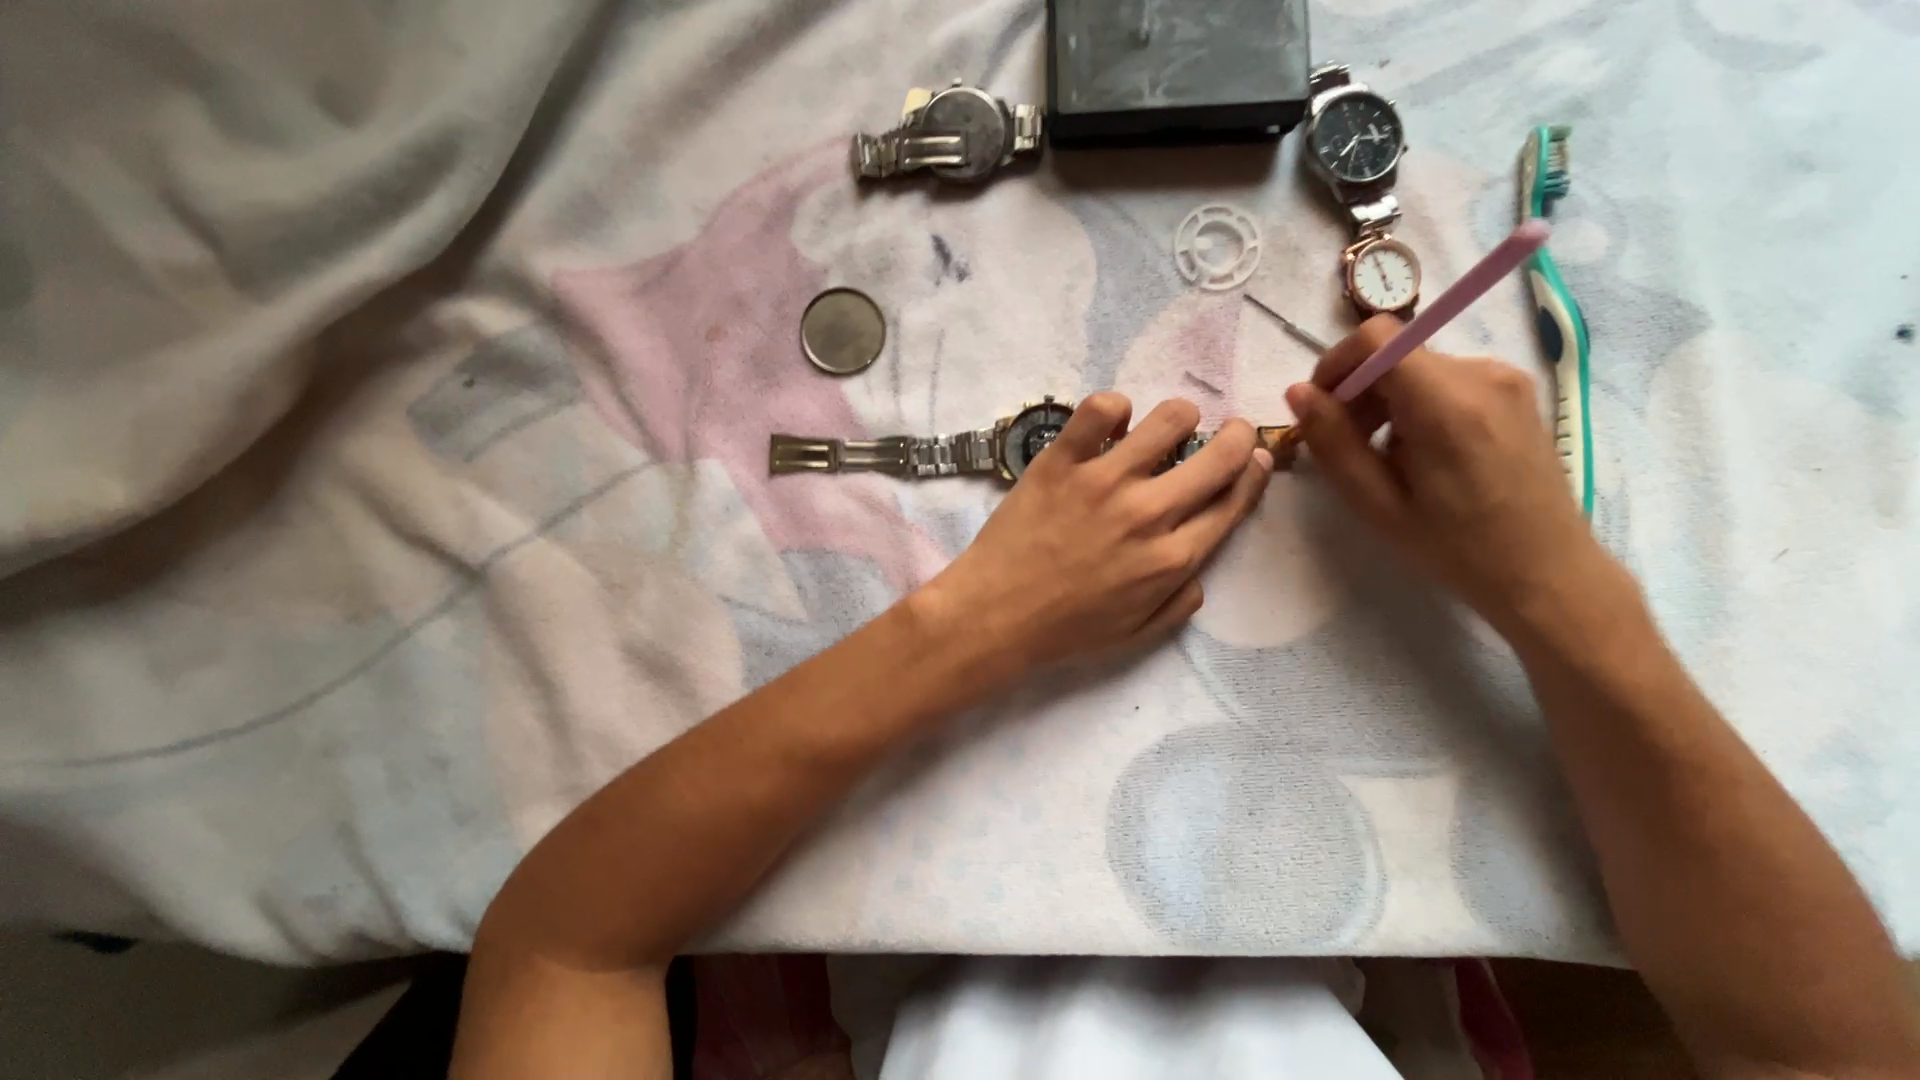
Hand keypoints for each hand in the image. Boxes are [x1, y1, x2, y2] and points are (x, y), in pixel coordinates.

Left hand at [913, 393, 1272, 679]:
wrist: (995, 617)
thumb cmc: (1066, 630)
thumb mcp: (1138, 634)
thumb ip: (1181, 600)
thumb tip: (1201, 566)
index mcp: (1173, 558)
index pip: (1234, 500)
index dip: (1253, 471)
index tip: (1254, 455)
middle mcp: (1149, 513)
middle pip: (1220, 454)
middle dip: (1236, 435)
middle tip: (1225, 431)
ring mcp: (1104, 482)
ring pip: (1170, 419)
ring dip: (1180, 418)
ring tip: (1164, 428)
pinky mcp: (1061, 461)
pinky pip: (1100, 409)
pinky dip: (1113, 408)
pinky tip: (1111, 424)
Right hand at [1285, 316, 1613, 637]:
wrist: (1546, 570)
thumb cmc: (1456, 547)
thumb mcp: (1377, 503)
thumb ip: (1333, 442)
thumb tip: (1298, 392)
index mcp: (1447, 403)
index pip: (1377, 337)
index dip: (1336, 363)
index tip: (1322, 408)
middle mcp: (1482, 374)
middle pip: (1394, 353)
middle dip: (1357, 390)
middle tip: (1347, 447)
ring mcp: (1505, 378)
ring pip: (1416, 366)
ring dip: (1384, 400)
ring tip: (1384, 457)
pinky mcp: (1514, 390)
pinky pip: (1444, 379)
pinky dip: (1415, 404)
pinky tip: (1419, 453)